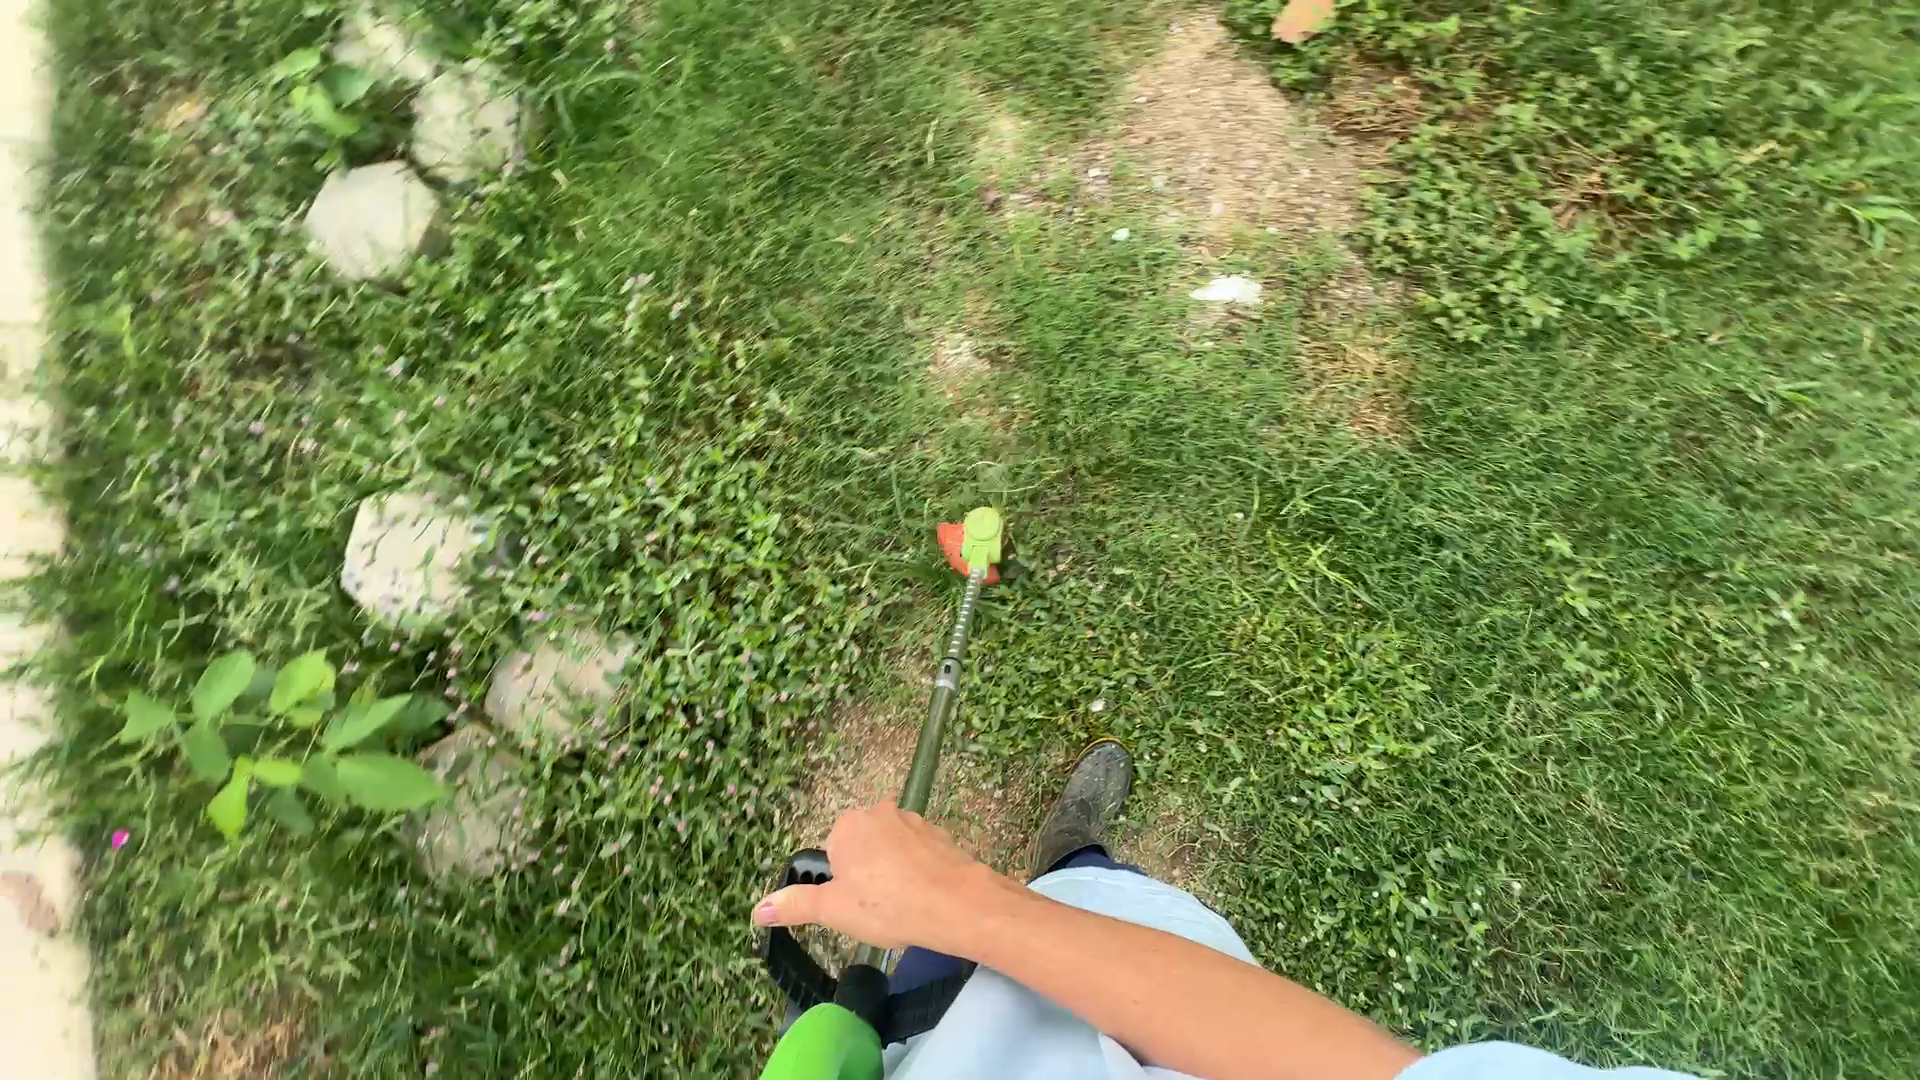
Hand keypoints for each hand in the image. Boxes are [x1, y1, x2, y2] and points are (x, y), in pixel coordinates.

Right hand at [752, 803, 1014, 953]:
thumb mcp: (833, 910)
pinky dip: (916, 870)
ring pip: (890, 849)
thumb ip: (796, 905)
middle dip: (865, 875)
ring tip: (902, 906)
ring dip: (892, 872)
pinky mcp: (937, 832)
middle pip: (861, 848)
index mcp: (848, 825)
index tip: (854, 905)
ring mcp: (911, 819)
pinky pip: (917, 852)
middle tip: (876, 909)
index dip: (841, 883)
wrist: (953, 902)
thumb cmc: (886, 904)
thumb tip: (758, 909)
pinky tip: (923, 896)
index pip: (832, 853)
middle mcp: (878, 811)